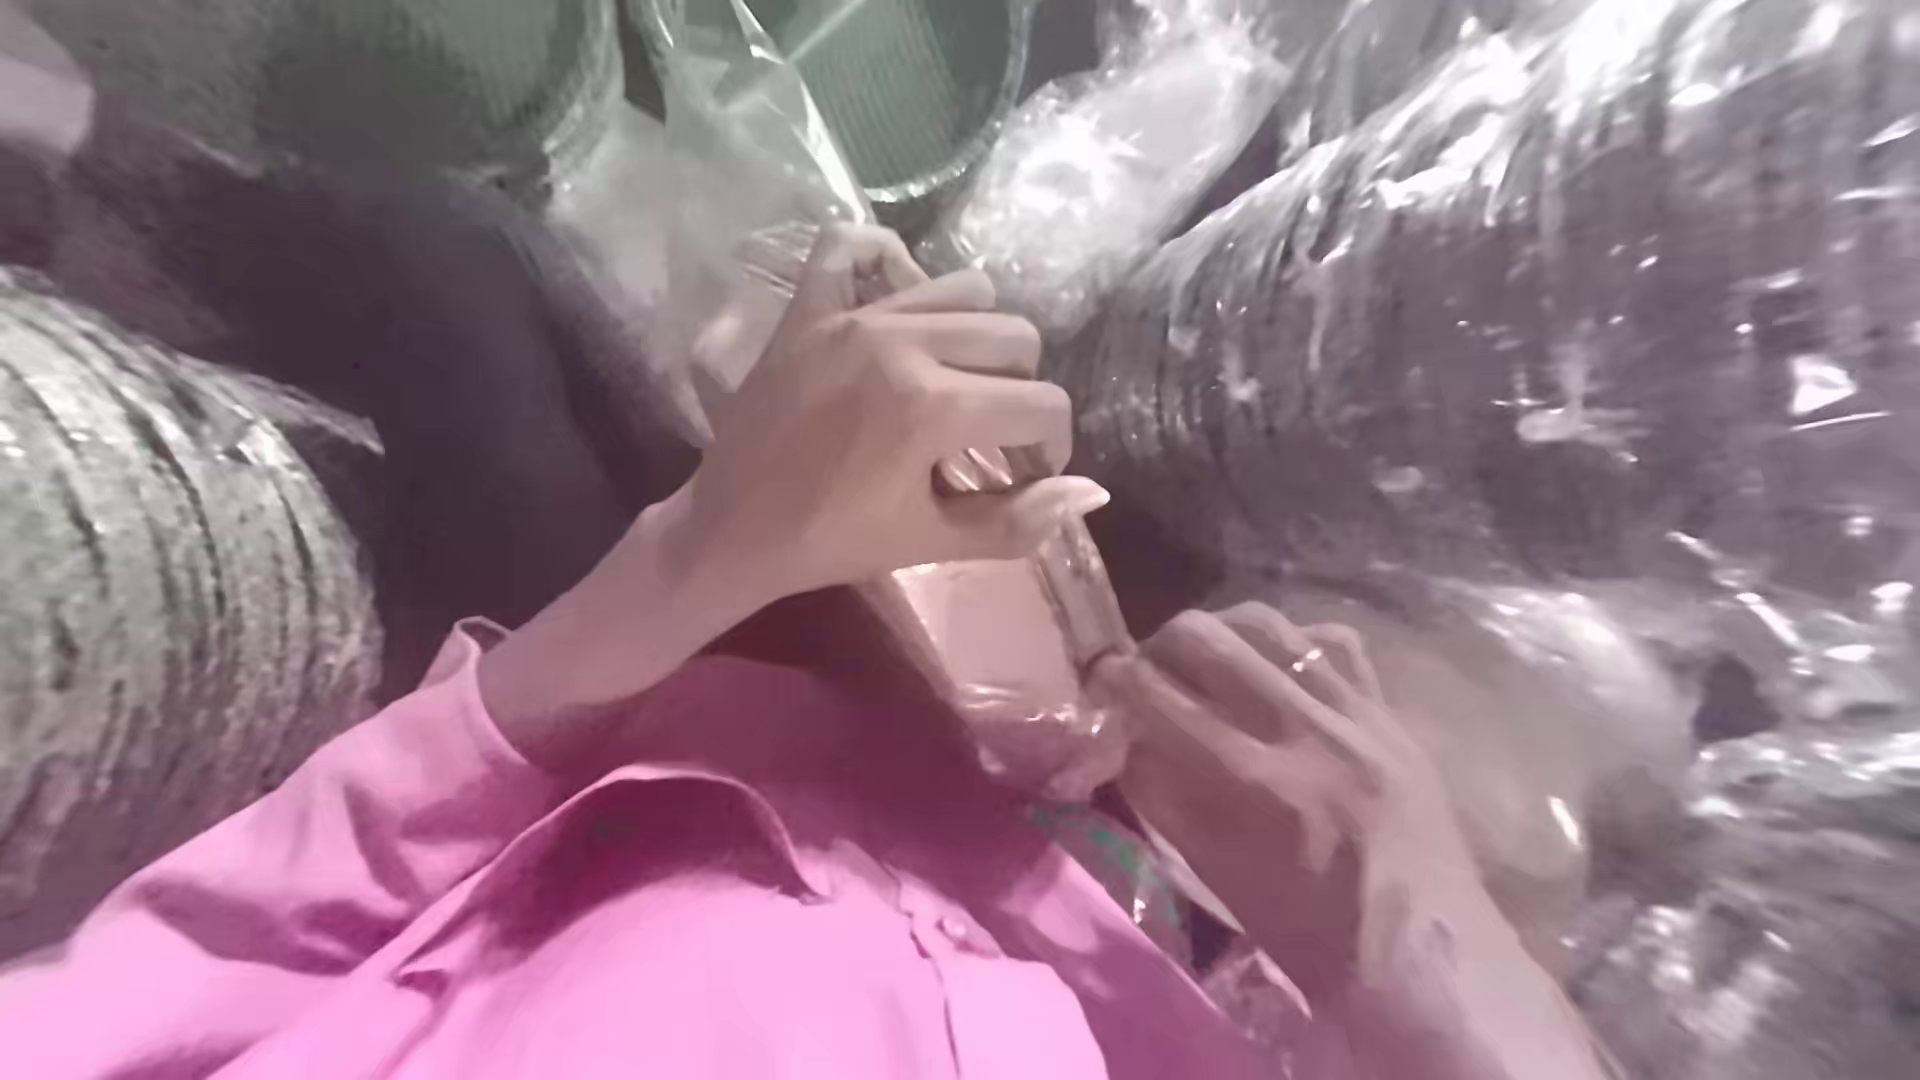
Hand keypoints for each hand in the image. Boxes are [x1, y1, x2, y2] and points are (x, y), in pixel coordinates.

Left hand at [479, 225, 1106, 767]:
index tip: (1026, 476)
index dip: (1051, 448)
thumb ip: (1017, 522)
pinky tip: (899, 306)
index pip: (1043, 406)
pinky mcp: (808, 308)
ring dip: (979, 339)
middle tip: (991, 439)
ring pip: (963, 288)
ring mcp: (851, 315)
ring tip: (956, 383)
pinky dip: (887, 263)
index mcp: (933, 407)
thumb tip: (1091, 493)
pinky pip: (852, 245)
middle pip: (1016, 339)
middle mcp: (901, 342)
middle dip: (1021, 395)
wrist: (732, 532)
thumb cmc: (833, 544)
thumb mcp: (931, 542)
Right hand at [1096, 604, 1608, 1079]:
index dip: (1112, 676)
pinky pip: (1332, 640)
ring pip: (1265, 622)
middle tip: (1151, 671)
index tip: (1098, 677)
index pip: (1155, 694)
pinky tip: (1277, 669)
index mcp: (1254, 784)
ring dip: (1218, 632)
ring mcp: (1358, 714)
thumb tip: (1117, 727)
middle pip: (1204, 636)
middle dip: (1157, 644)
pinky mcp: (1390, 713)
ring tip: (1209, 662)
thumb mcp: (1205, 864)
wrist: (1426, 960)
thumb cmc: (1301, 928)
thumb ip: (1154, 786)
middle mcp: (1305, 732)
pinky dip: (1291, 642)